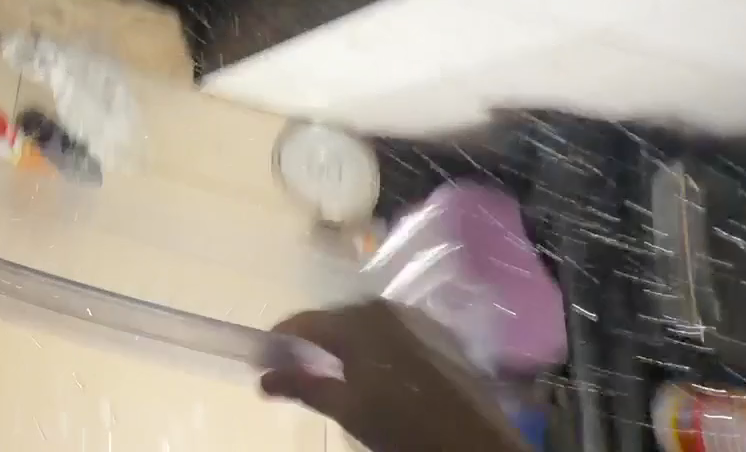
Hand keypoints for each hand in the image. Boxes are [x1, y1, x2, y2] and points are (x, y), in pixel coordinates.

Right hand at [260, 301, 527, 451]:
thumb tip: (263, 378)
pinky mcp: (440, 336)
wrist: (483, 450)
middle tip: (302, 368)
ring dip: (347, 344)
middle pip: (334, 319)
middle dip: (315, 342)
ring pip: (364, 324)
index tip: (265, 357)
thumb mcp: (349, 411)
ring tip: (340, 372)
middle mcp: (383, 308)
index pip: (304, 321)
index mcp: (357, 321)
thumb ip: (302, 386)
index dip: (281, 338)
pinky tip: (379, 373)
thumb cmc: (408, 429)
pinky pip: (393, 331)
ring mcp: (415, 319)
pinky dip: (377, 346)